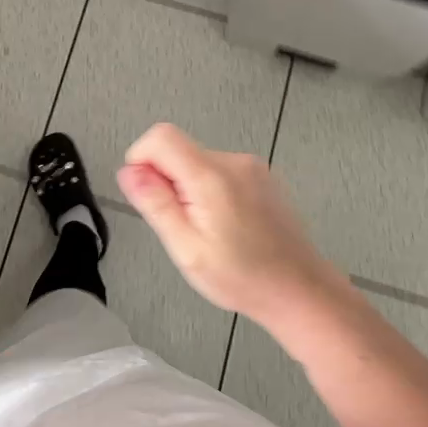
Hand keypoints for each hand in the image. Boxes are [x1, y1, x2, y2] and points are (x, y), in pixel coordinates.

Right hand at [118, 124, 342, 323]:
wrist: (300, 289)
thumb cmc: (241, 277)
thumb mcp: (186, 248)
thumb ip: (156, 204)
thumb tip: (128, 170)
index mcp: (212, 176)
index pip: (160, 137)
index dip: (142, 159)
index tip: (147, 195)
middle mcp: (234, 161)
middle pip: (180, 151)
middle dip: (168, 183)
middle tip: (182, 228)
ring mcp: (252, 167)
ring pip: (198, 163)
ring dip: (190, 190)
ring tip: (208, 232)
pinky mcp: (262, 177)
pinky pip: (220, 172)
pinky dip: (211, 192)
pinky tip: (227, 227)